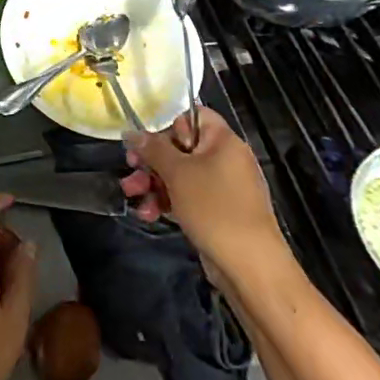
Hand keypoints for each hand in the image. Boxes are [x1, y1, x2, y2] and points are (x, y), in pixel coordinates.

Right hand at [121, 108, 286, 274]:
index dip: (167, 124)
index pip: (194, 115)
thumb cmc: (214, 207)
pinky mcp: (217, 211)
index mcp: (223, 140)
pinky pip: (188, 197)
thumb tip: (132, 132)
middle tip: (130, 169)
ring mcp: (223, 187)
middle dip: (152, 160)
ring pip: (181, 175)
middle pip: (182, 147)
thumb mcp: (178, 173)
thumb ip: (153, 149)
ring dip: (154, 183)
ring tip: (132, 195)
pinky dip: (168, 201)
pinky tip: (148, 214)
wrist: (248, 264)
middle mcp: (225, 159)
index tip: (144, 140)